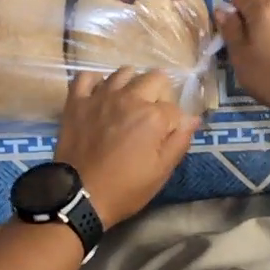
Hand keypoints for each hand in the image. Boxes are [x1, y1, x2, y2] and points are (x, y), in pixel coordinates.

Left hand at [54, 68, 199, 227]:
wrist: (79, 196)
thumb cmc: (125, 188)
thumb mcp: (162, 171)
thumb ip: (180, 140)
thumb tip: (192, 119)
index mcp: (153, 115)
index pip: (175, 108)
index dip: (175, 122)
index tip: (169, 135)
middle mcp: (129, 97)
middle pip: (154, 78)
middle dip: (159, 94)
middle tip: (152, 115)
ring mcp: (101, 96)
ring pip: (123, 72)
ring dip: (132, 83)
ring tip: (129, 102)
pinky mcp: (77, 101)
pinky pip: (87, 77)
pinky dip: (96, 82)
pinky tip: (100, 93)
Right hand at [216, 0, 269, 112]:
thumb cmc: (267, 75)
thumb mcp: (239, 55)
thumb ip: (230, 29)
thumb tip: (222, 10)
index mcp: (261, 9)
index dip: (231, 10)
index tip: (229, 30)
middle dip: (250, 3)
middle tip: (243, 28)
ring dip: (264, 11)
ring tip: (258, 37)